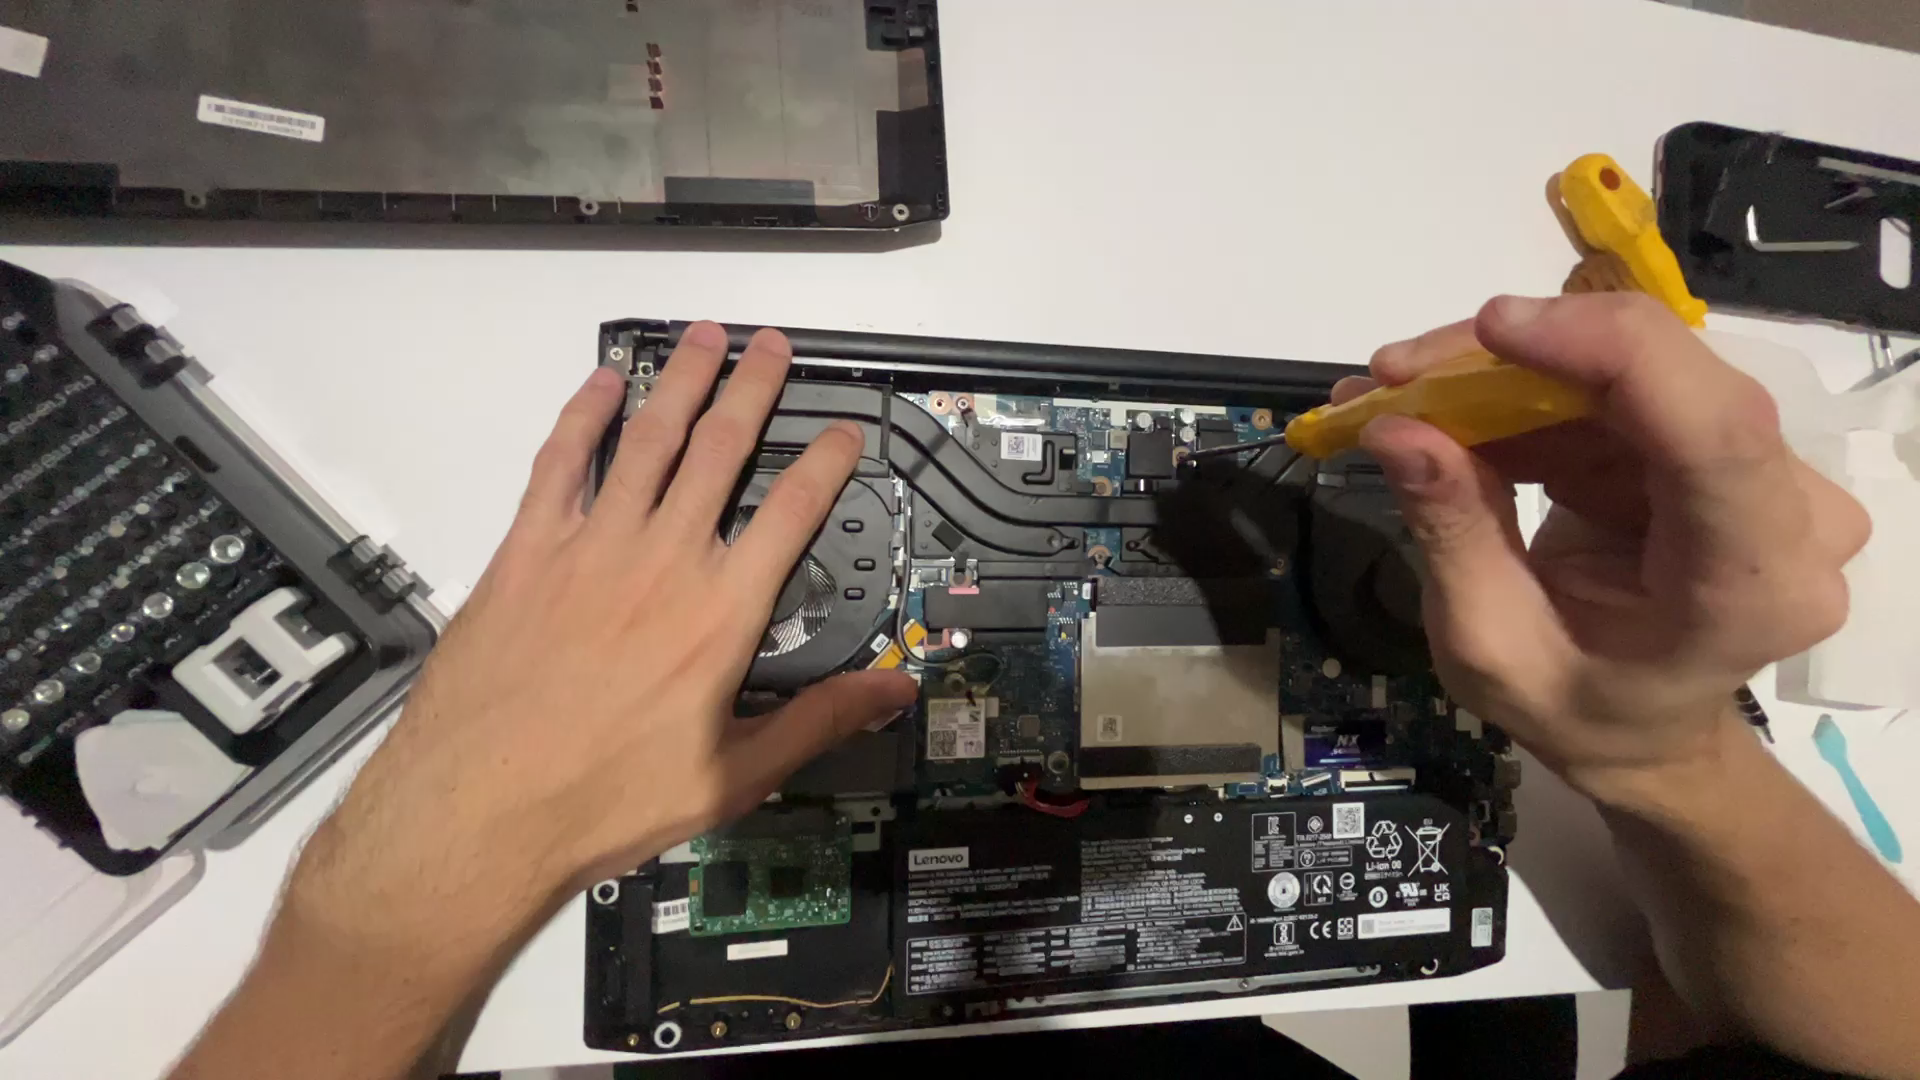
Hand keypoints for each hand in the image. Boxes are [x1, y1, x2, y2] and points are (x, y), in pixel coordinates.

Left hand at [293, 322, 915, 939]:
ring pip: (648, 439)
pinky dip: (583, 417)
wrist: (472, 820)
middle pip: (720, 449)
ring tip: (706, 335)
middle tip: (772, 343)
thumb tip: (897, 690)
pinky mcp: (527, 552)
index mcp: (721, 611)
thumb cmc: (611, 799)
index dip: (826, 462)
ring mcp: (591, 547)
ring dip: (681, 381)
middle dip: (752, 388)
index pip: (793, 512)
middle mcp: (663, 560)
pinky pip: (560, 465)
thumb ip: (822, 720)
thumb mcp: (737, 775)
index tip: (844, 431)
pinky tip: (602, 383)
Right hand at [1339, 294, 1868, 799]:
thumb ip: (1449, 534)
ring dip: (1492, 376)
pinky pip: (1594, 399)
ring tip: (1389, 392)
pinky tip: (1433, 411)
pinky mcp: (1688, 455)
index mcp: (1747, 581)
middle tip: (1390, 373)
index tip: (1490, 325)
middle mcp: (1782, 509)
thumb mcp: (1484, 639)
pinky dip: (1505, 398)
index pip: (1712, 433)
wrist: (1633, 730)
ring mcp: (1742, 473)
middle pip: (1656, 385)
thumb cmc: (1567, 705)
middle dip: (1511, 362)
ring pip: (1614, 377)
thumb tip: (1393, 431)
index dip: (1609, 355)